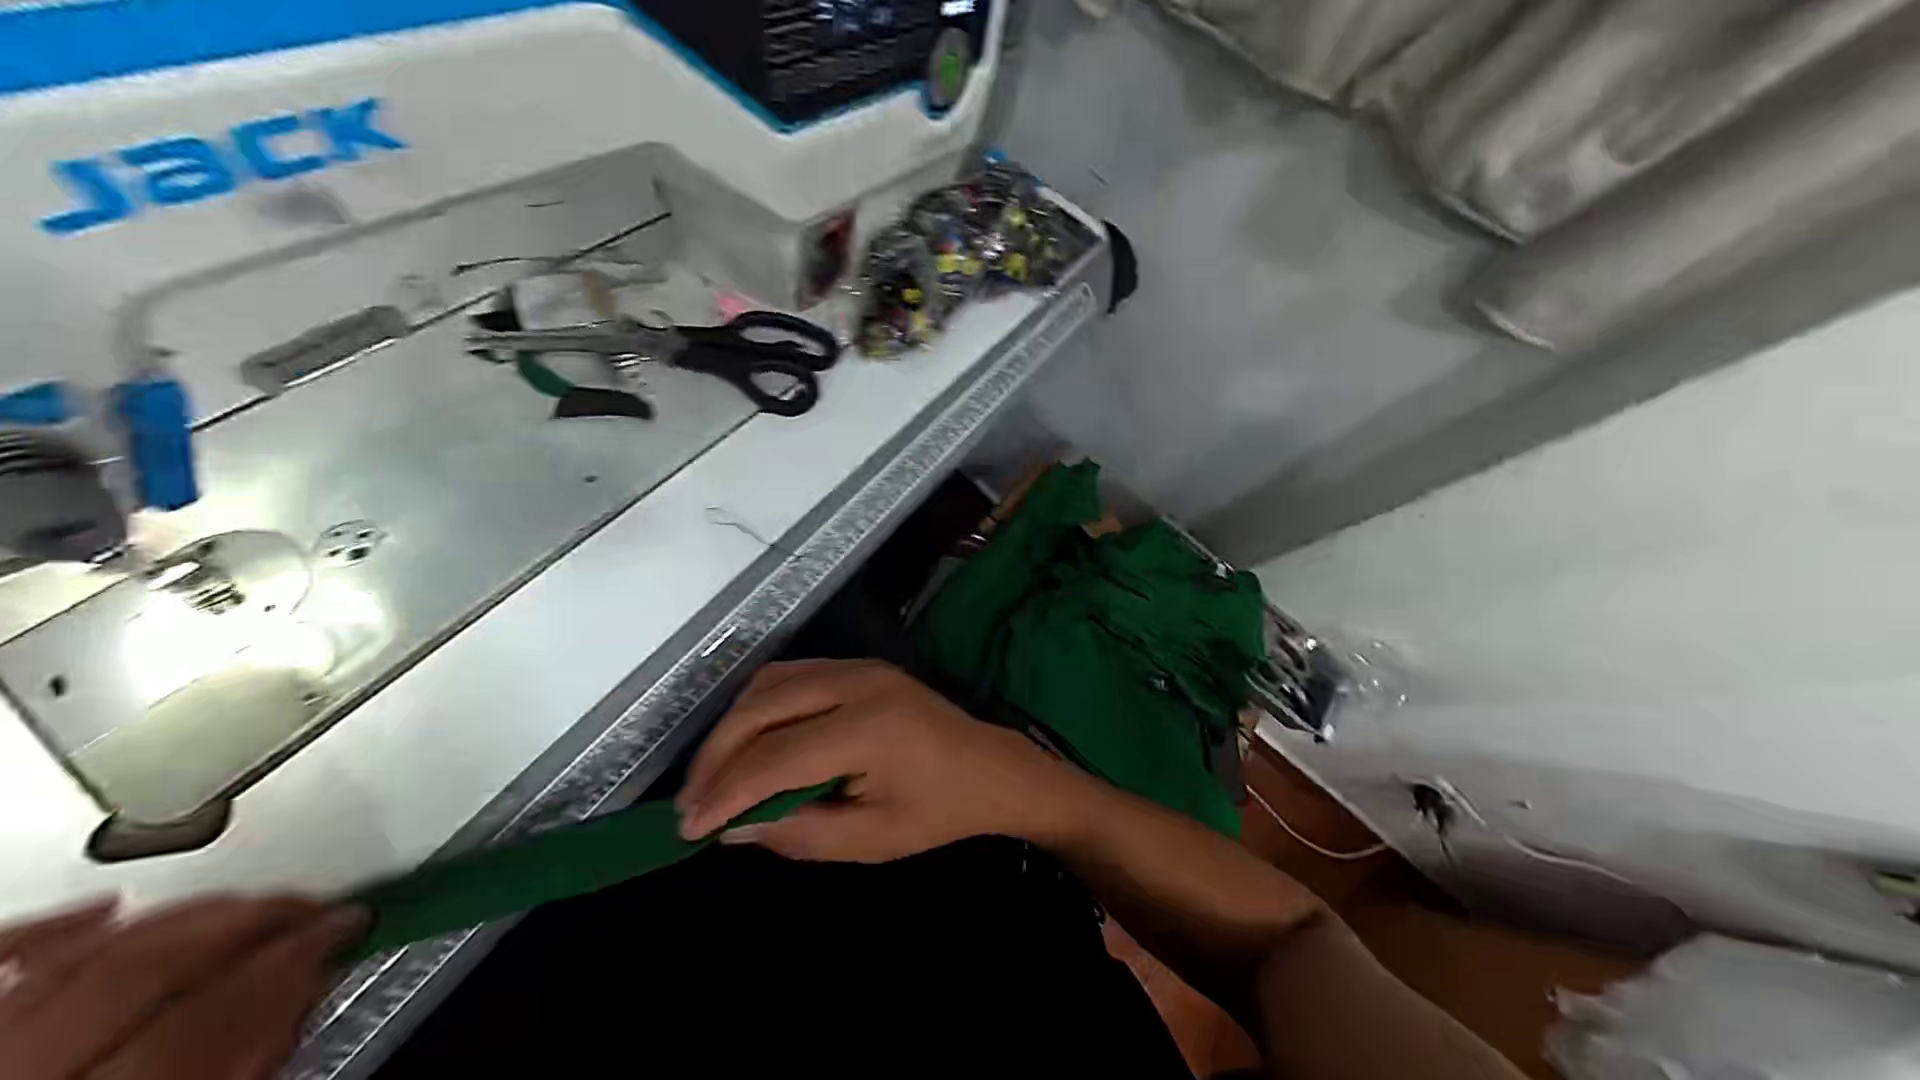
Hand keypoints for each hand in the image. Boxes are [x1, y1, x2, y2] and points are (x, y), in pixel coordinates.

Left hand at [0, 895, 367, 1079]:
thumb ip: (242, 1070)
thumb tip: (303, 991)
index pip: (203, 1021)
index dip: (292, 958)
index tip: (344, 925)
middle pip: (136, 977)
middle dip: (247, 921)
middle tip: (308, 905)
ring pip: (66, 966)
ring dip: (173, 921)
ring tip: (243, 903)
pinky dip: (46, 934)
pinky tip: (108, 910)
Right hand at [675, 659, 1080, 861]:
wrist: (992, 767)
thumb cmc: (941, 810)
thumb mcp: (873, 839)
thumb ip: (801, 832)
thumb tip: (732, 827)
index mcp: (868, 728)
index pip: (776, 758)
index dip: (727, 793)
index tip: (688, 827)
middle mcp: (857, 683)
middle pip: (762, 707)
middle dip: (718, 756)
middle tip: (692, 802)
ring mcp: (859, 666)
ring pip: (771, 682)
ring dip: (733, 726)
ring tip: (714, 775)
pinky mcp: (859, 665)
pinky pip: (792, 676)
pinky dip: (759, 707)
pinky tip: (749, 741)